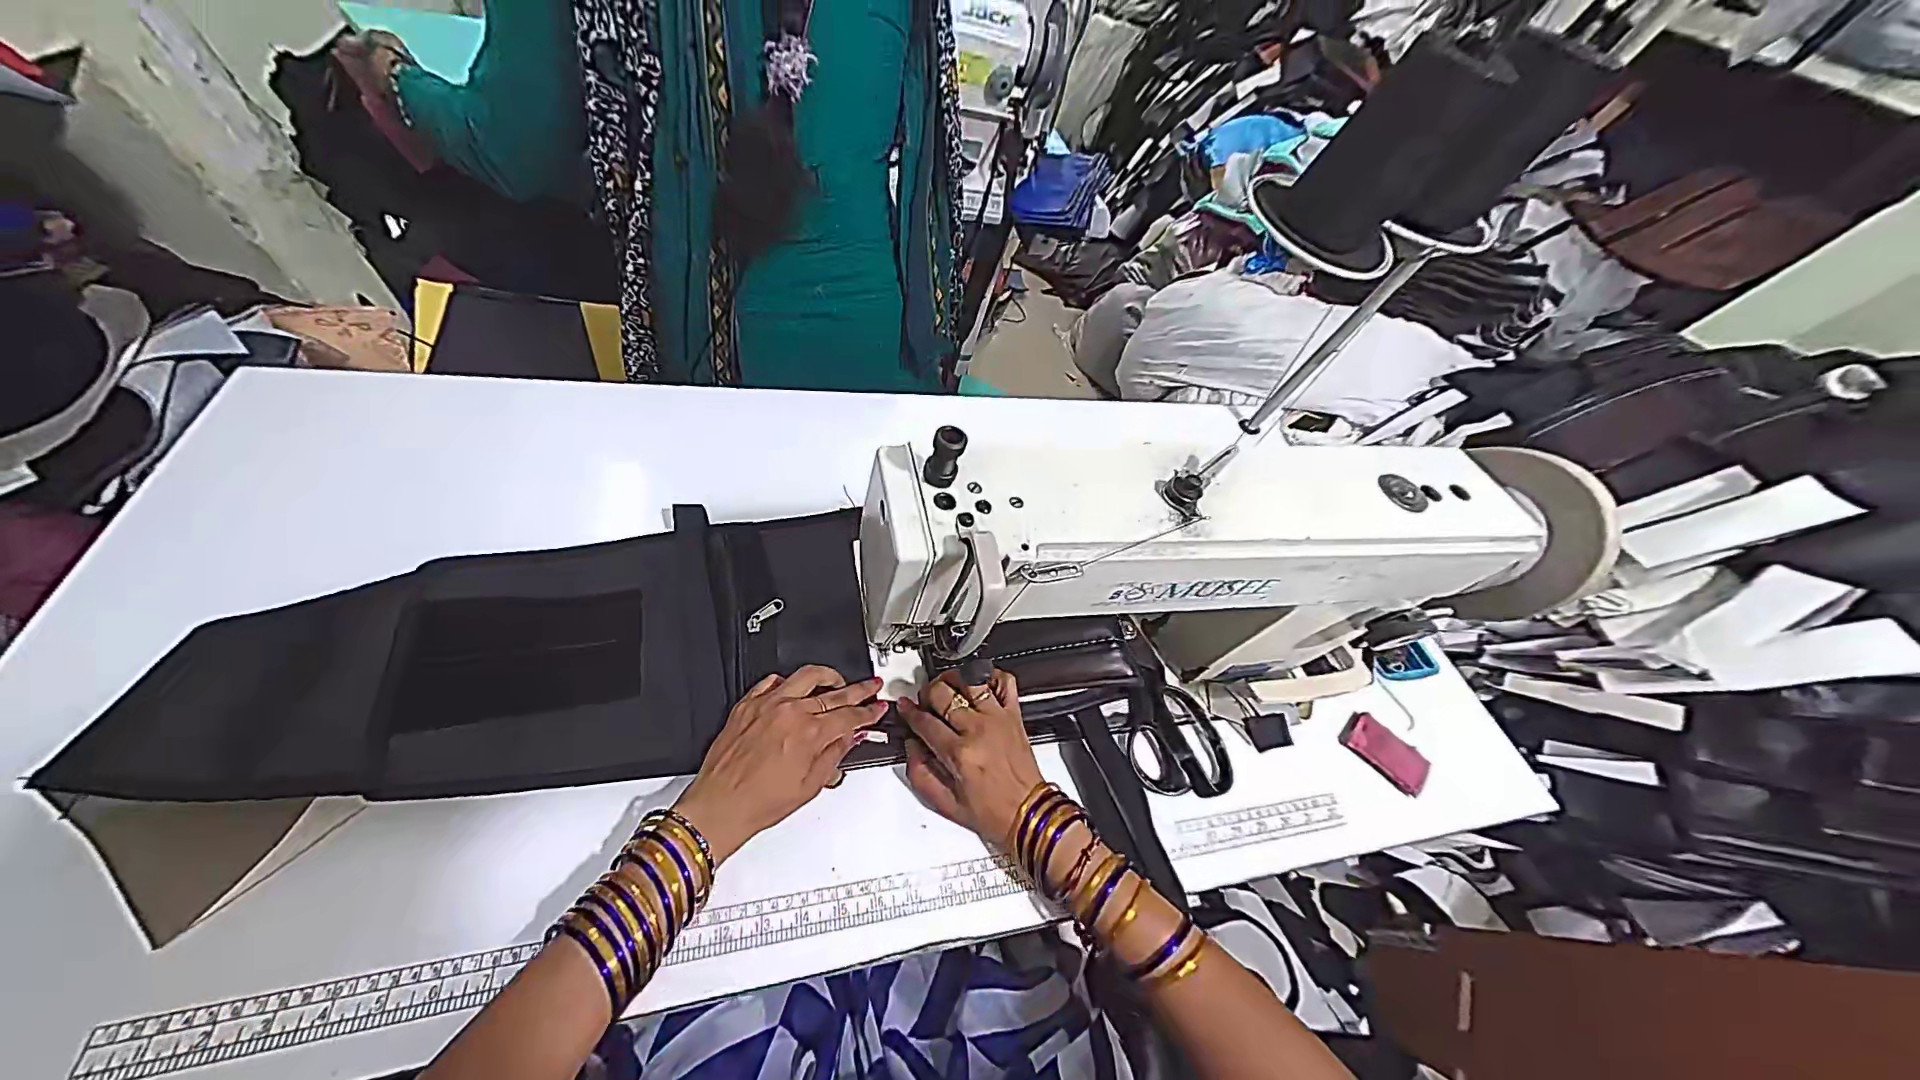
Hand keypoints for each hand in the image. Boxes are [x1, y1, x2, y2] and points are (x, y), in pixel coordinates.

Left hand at [673, 667, 883, 864]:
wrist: (718, 807)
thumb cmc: (758, 803)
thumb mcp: (810, 785)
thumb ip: (835, 754)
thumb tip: (850, 737)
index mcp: (809, 733)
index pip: (850, 715)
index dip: (869, 711)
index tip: (877, 708)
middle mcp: (790, 712)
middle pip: (835, 693)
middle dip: (860, 690)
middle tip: (871, 687)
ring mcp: (767, 705)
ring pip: (806, 675)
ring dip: (828, 676)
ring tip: (837, 681)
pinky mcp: (747, 705)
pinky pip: (772, 681)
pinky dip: (788, 681)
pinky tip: (794, 687)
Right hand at [898, 669, 1044, 847]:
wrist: (1028, 813)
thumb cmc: (992, 811)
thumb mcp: (945, 803)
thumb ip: (920, 773)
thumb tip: (911, 745)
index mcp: (959, 753)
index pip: (924, 721)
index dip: (909, 712)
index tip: (905, 708)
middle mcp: (979, 730)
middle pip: (942, 693)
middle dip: (926, 694)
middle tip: (925, 702)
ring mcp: (998, 718)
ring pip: (970, 680)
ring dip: (953, 679)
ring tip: (947, 687)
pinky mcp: (1014, 715)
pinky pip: (1004, 682)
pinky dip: (990, 676)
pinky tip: (978, 684)